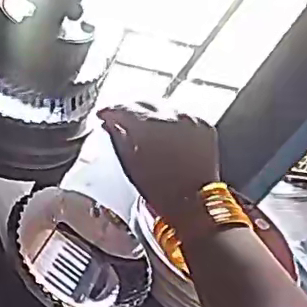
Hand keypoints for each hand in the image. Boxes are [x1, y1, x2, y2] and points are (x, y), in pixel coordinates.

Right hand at [99, 102, 221, 225]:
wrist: (192, 203)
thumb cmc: (159, 190)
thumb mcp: (129, 163)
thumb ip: (118, 137)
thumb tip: (112, 123)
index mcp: (149, 127)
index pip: (124, 108)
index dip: (110, 110)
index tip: (103, 114)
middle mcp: (172, 118)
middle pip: (145, 102)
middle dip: (129, 109)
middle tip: (118, 117)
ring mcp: (191, 120)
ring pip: (164, 106)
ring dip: (150, 114)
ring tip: (139, 125)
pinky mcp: (204, 126)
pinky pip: (181, 115)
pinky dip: (169, 120)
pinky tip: (162, 131)